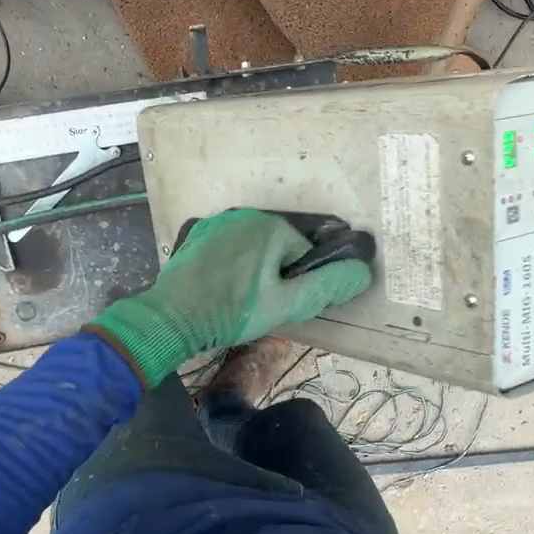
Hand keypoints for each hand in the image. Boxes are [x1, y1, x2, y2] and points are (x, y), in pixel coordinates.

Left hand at [89, 209, 373, 384]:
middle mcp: (246, 215)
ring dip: (252, 270)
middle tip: (255, 304)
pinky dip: (229, 266)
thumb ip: (324, 287)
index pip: (302, 254)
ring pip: (253, 248)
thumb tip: (362, 273)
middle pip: (278, 248)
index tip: (276, 303)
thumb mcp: (286, 305)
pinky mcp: (198, 235)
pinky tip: (217, 289)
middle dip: (273, 274)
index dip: (294, 283)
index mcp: (272, 227)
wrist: (172, 318)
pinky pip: (228, 248)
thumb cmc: (231, 312)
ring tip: (235, 299)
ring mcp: (218, 223)